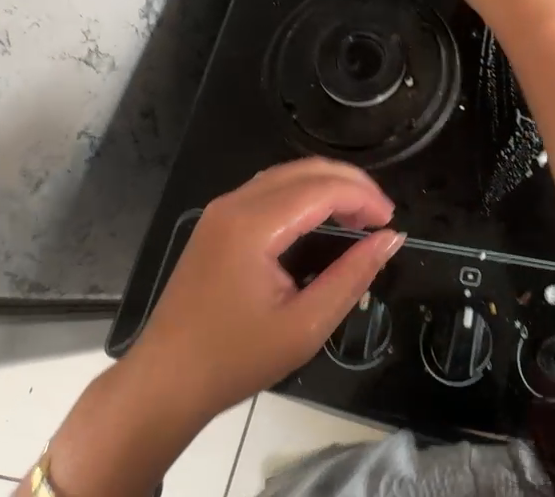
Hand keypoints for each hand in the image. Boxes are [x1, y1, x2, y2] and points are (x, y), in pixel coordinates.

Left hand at [125, 157, 405, 415]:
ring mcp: (221, 211)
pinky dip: (305, 192)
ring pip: (288, 174)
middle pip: (306, 170)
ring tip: (360, 213)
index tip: (392, 221)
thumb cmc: (234, 360)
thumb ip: (352, 276)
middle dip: (351, 183)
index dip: (363, 197)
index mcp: (252, 226)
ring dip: (328, 184)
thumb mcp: (305, 326)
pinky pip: (270, 189)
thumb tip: (391, 239)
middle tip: (381, 214)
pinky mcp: (216, 223)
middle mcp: (234, 205)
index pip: (322, 189)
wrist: (162, 384)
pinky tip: (324, 216)